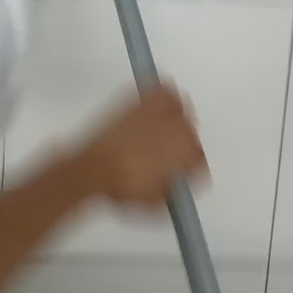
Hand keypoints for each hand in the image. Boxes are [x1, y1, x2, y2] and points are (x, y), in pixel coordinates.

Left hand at [67, 84, 206, 208]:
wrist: (93, 167)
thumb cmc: (122, 184)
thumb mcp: (155, 202)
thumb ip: (173, 192)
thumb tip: (174, 186)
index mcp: (186, 153)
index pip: (199, 159)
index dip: (188, 167)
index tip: (179, 171)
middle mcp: (177, 128)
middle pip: (190, 132)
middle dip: (181, 143)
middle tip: (167, 153)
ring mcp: (158, 112)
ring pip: (181, 106)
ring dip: (176, 116)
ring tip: (164, 127)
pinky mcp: (140, 102)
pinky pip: (162, 90)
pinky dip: (163, 94)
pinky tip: (156, 104)